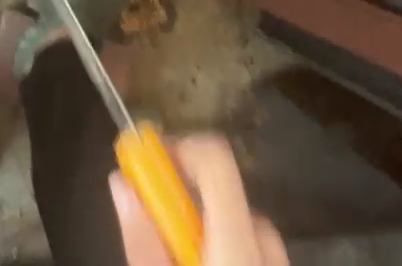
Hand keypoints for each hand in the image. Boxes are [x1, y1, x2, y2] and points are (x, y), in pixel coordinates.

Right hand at [111, 135, 288, 265]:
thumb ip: (141, 238)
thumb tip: (120, 179)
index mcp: (237, 245)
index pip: (215, 158)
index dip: (181, 147)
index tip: (151, 161)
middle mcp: (269, 246)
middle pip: (227, 191)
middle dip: (191, 200)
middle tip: (163, 230)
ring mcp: (281, 259)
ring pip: (245, 221)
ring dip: (213, 228)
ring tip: (186, 257)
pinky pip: (260, 246)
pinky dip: (234, 246)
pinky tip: (213, 265)